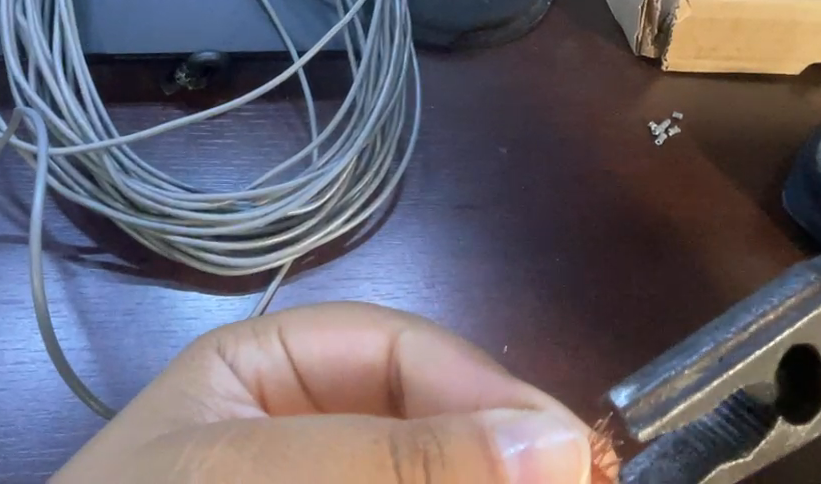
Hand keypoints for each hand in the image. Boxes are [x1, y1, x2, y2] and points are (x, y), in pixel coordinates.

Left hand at [50, 302, 595, 483]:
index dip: (487, 391)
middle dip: (495, 458)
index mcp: (267, 370)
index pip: (396, 349)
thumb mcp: (249, 476)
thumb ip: (391, 461)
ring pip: (424, 472)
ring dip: (483, 479)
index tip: (571, 452)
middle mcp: (302, 430)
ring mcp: (324, 481)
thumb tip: (552, 442)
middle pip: (424, 426)